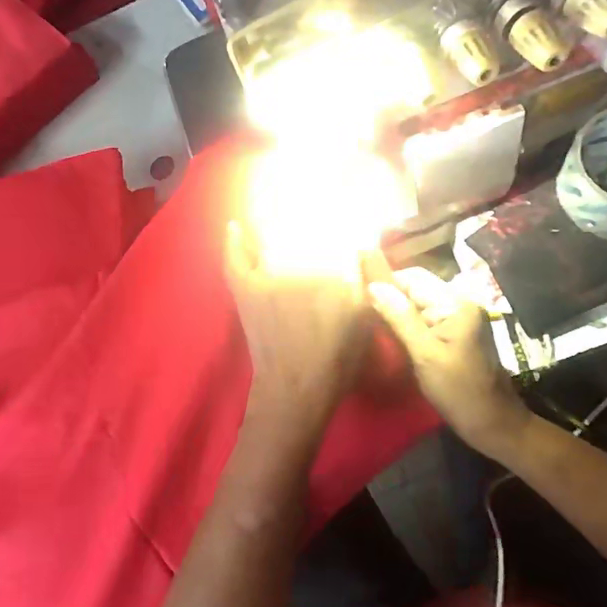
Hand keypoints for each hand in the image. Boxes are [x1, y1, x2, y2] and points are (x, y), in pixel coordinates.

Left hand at [224, 222, 369, 423]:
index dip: (335, 226)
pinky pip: (236, 260)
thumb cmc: (337, 359)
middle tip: (311, 220)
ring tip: (280, 218)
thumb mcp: (367, 320)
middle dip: (305, 226)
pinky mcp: (247, 289)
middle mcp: (299, 266)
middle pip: (299, 236)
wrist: (297, 389)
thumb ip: (371, 280)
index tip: (339, 218)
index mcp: (333, 272)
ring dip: (274, 231)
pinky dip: (234, 242)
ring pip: (271, 244)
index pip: (332, 235)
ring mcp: (268, 277)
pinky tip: (234, 226)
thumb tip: (366, 246)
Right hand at [368, 267, 531, 461]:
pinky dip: (410, 323)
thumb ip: (400, 318)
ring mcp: (461, 317)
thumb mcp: (425, 354)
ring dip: (398, 311)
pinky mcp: (458, 331)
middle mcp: (460, 302)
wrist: (494, 423)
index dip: (385, 283)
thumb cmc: (458, 390)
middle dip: (391, 297)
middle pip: (417, 287)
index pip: (413, 278)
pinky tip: (395, 337)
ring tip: (375, 325)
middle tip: (364, 315)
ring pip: (420, 302)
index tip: (359, 297)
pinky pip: (427, 317)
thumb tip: (373, 285)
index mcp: (455, 303)